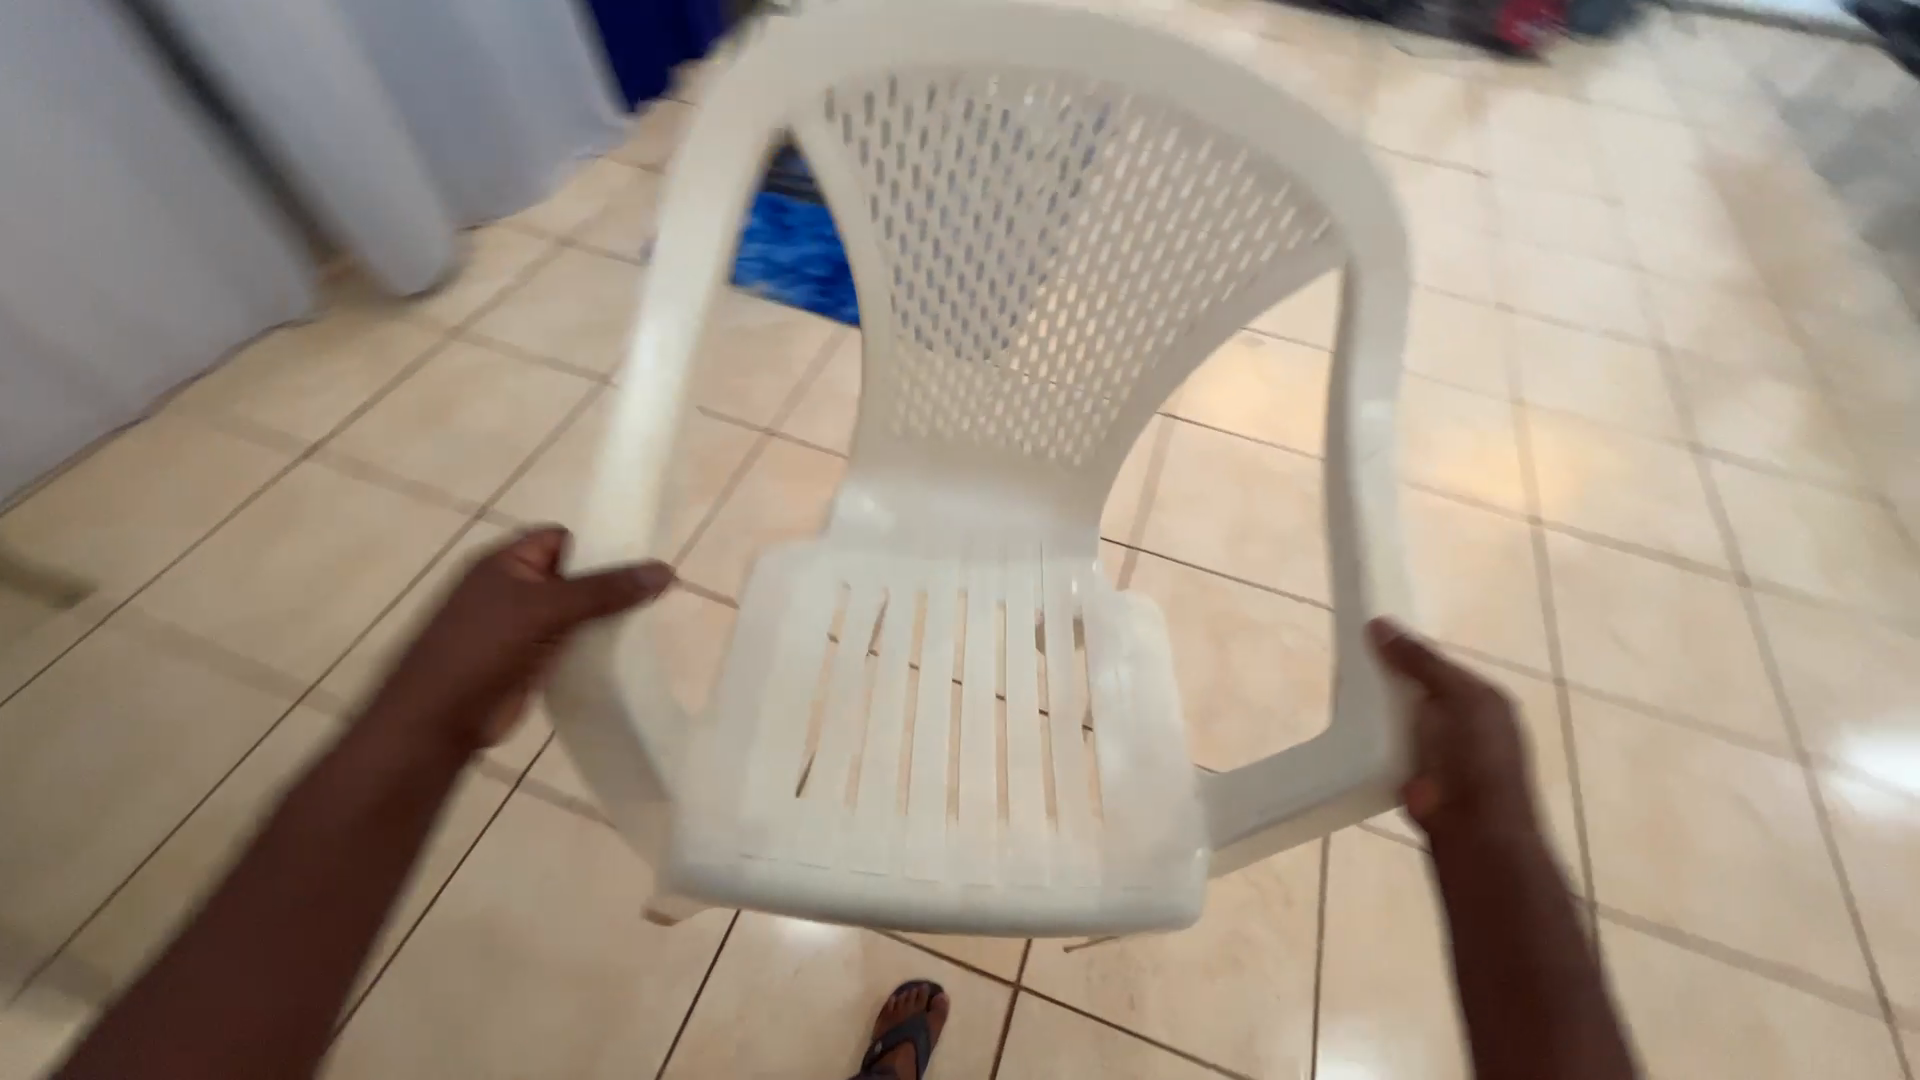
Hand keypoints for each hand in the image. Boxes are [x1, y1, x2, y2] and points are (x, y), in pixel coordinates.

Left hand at [364, 527, 674, 755]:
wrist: (437, 720)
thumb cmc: (484, 649)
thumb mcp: (548, 609)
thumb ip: (607, 589)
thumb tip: (666, 569)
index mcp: (505, 561)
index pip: (563, 537)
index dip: (599, 544)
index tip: (640, 559)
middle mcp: (512, 587)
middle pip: (574, 574)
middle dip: (610, 583)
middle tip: (654, 591)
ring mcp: (520, 625)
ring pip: (576, 610)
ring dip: (605, 616)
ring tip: (648, 618)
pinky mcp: (530, 658)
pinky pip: (572, 639)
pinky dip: (595, 642)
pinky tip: (625, 648)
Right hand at [1367, 618, 1539, 842]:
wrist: (1473, 826)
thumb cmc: (1475, 755)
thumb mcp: (1456, 695)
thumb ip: (1421, 661)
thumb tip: (1379, 623)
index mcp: (1484, 700)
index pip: (1441, 666)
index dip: (1409, 653)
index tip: (1370, 640)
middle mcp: (1466, 724)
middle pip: (1417, 689)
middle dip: (1389, 679)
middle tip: (1351, 664)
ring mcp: (1440, 750)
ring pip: (1401, 716)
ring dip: (1378, 708)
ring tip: (1344, 690)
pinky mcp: (1414, 772)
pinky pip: (1389, 742)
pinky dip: (1372, 735)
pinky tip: (1350, 726)